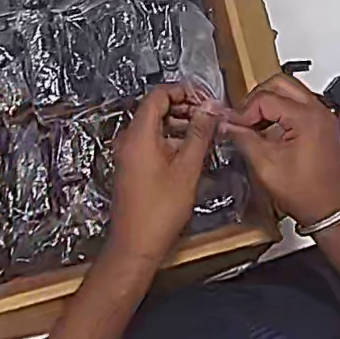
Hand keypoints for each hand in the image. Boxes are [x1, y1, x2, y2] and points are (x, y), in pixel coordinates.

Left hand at [106, 84, 219, 265]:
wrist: (135, 247)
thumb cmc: (159, 210)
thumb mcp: (187, 168)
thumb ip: (199, 133)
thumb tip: (210, 108)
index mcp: (139, 135)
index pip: (159, 95)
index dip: (183, 91)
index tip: (205, 99)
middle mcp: (130, 139)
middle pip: (157, 107)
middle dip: (185, 106)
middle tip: (209, 114)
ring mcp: (130, 153)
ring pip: (156, 124)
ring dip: (180, 122)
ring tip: (205, 131)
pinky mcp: (134, 165)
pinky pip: (153, 140)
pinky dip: (172, 138)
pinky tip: (192, 149)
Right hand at [222, 75, 339, 226]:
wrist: (329, 210)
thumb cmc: (307, 193)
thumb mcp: (266, 166)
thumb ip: (244, 139)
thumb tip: (228, 124)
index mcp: (306, 117)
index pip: (265, 97)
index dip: (244, 111)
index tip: (234, 124)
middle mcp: (318, 110)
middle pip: (279, 83)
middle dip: (257, 99)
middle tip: (244, 118)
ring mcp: (324, 114)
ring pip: (290, 89)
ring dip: (270, 102)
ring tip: (255, 123)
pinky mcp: (324, 122)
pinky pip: (300, 102)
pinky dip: (282, 109)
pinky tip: (271, 128)